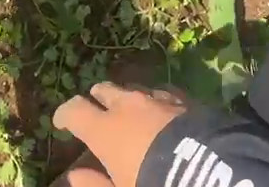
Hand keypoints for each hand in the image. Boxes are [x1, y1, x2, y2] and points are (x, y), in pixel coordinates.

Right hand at [53, 83, 188, 186]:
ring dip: (127, 100)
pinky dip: (154, 102)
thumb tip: (74, 176)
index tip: (60, 121)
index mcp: (106, 130)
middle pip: (105, 91)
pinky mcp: (183, 101)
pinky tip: (160, 113)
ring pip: (134, 91)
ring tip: (129, 112)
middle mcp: (127, 106)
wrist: (209, 172)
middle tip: (96, 109)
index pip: (76, 111)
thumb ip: (95, 185)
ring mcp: (157, 99)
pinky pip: (161, 95)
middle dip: (98, 98)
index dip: (65, 114)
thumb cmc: (155, 186)